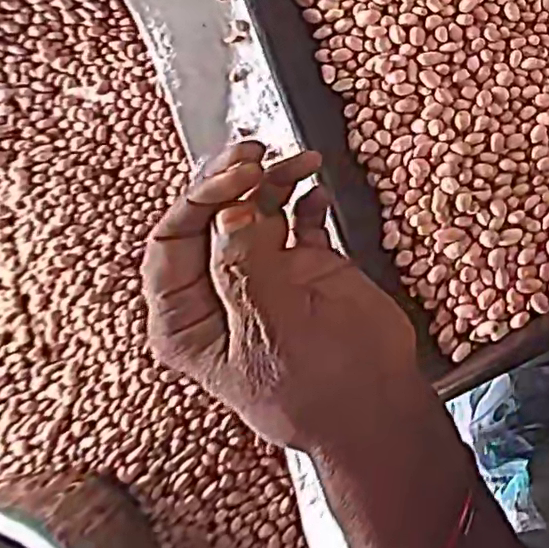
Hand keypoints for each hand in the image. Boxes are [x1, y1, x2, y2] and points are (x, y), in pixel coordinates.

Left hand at [142, 141, 425, 450]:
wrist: (376, 397)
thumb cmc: (314, 385)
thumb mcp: (271, 333)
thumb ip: (248, 273)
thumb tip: (229, 215)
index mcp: (190, 316)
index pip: (173, 242)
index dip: (201, 199)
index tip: (240, 173)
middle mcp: (223, 286)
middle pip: (212, 217)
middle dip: (232, 179)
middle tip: (257, 150)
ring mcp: (268, 271)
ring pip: (258, 210)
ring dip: (277, 181)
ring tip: (303, 161)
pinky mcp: (309, 263)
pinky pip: (302, 219)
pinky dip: (309, 200)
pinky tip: (318, 193)